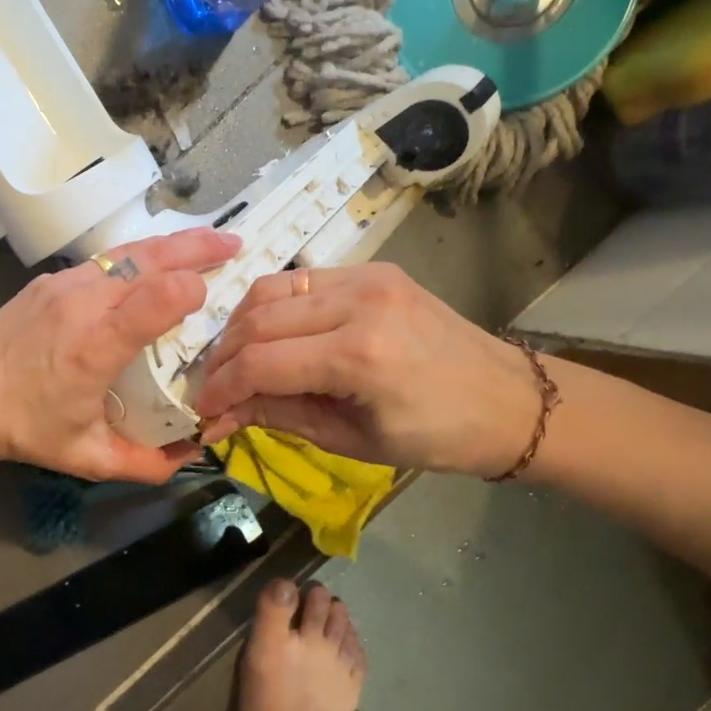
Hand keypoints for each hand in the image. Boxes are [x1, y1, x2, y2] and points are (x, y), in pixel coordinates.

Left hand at [0, 227, 240, 482]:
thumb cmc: (27, 429)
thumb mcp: (88, 458)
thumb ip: (146, 462)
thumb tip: (192, 453)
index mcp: (93, 349)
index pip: (151, 300)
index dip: (189, 289)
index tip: (209, 294)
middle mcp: (81, 306)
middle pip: (146, 261)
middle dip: (195, 248)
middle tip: (235, 243)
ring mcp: (62, 287)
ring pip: (126, 253)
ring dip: (170, 246)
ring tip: (207, 241)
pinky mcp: (48, 282)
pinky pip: (103, 261)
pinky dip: (137, 257)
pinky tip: (155, 261)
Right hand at [191, 263, 539, 476]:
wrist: (508, 400)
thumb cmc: (434, 437)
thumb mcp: (349, 440)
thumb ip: (278, 416)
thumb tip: (218, 416)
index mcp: (360, 357)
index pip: (259, 363)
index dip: (220, 388)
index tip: (202, 409)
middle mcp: (360, 303)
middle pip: (256, 320)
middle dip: (222, 358)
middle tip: (212, 387)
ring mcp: (367, 278)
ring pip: (270, 290)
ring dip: (240, 326)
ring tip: (234, 360)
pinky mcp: (373, 270)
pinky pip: (299, 282)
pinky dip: (271, 307)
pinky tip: (268, 335)